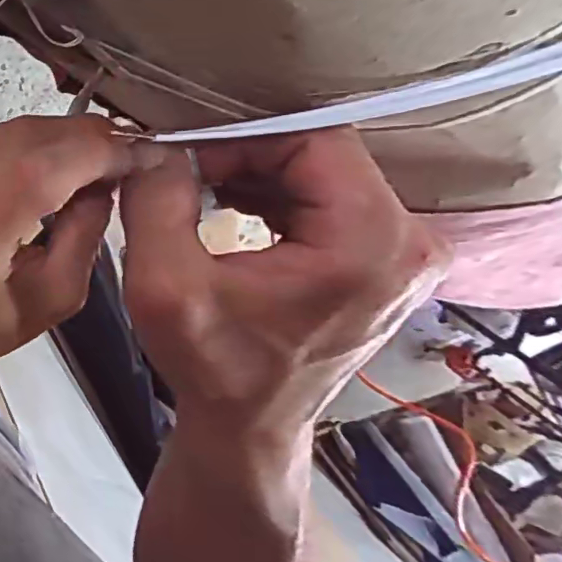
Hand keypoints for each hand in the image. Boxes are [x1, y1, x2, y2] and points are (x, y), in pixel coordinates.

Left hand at [0, 114, 146, 370]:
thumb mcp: (58, 295)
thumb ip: (85, 232)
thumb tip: (110, 175)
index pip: (35, 176)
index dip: (92, 155)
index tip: (138, 155)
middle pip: (23, 143)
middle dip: (86, 137)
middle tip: (130, 146)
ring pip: (12, 132)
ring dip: (67, 132)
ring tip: (108, 147)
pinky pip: (0, 140)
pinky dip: (44, 138)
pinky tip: (72, 150)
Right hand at [119, 129, 448, 453]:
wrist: (246, 423)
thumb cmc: (212, 366)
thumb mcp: (163, 284)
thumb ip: (155, 201)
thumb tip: (156, 146)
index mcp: (370, 244)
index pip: (312, 139)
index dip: (239, 138)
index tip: (185, 160)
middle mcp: (407, 242)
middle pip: (320, 153)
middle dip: (242, 155)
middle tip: (185, 175)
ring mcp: (400, 252)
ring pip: (320, 171)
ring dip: (253, 173)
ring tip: (198, 193)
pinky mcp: (379, 260)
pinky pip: (324, 197)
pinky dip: (271, 194)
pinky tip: (227, 208)